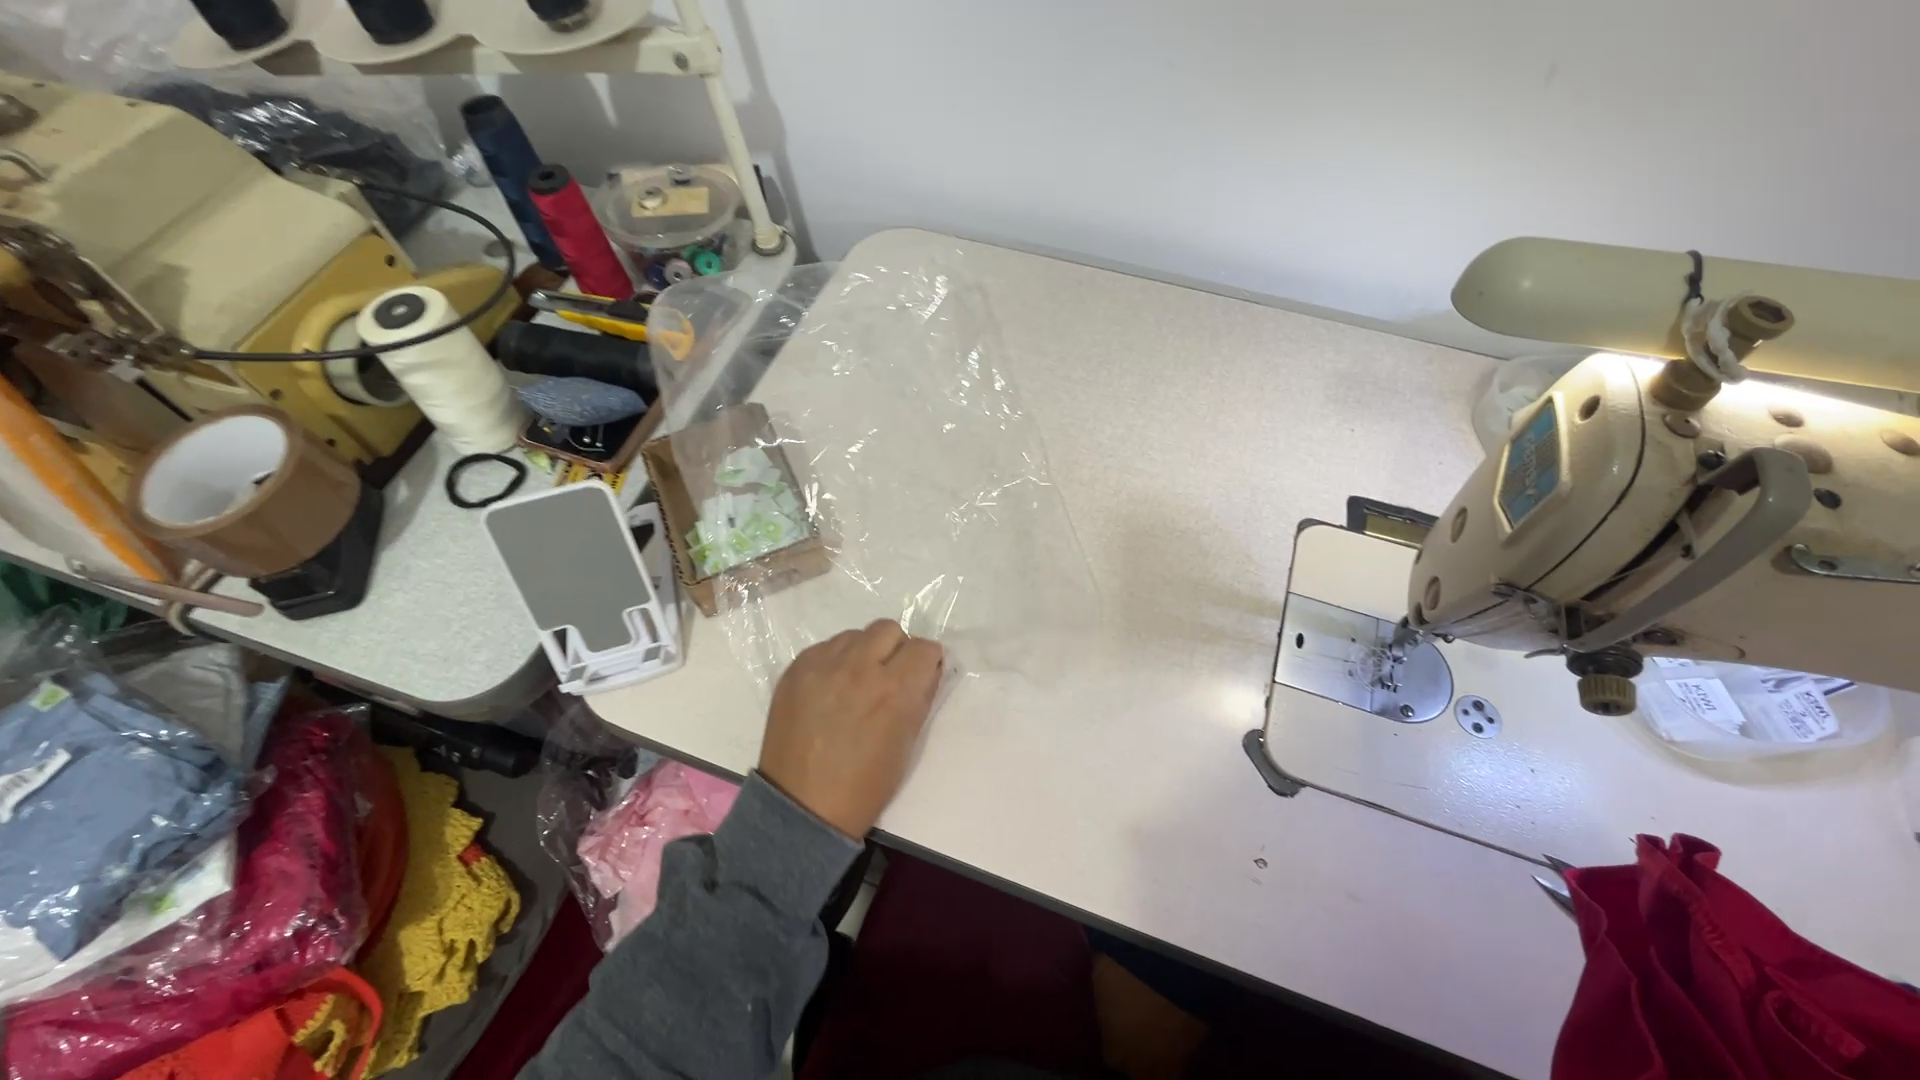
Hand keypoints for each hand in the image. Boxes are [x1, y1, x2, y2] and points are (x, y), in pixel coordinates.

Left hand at [758, 619, 944, 838]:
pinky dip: (834, 661)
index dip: (927, 662)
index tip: (921, 676)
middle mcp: (858, 667)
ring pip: (854, 635)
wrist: (802, 807)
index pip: (924, 648)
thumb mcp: (907, 745)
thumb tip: (926, 672)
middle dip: (896, 650)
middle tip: (889, 678)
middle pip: (889, 629)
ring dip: (863, 652)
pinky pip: (824, 648)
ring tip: (856, 684)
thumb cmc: (864, 786)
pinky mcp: (795, 669)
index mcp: (893, 690)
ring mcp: (822, 664)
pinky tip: (830, 690)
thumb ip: (920, 700)